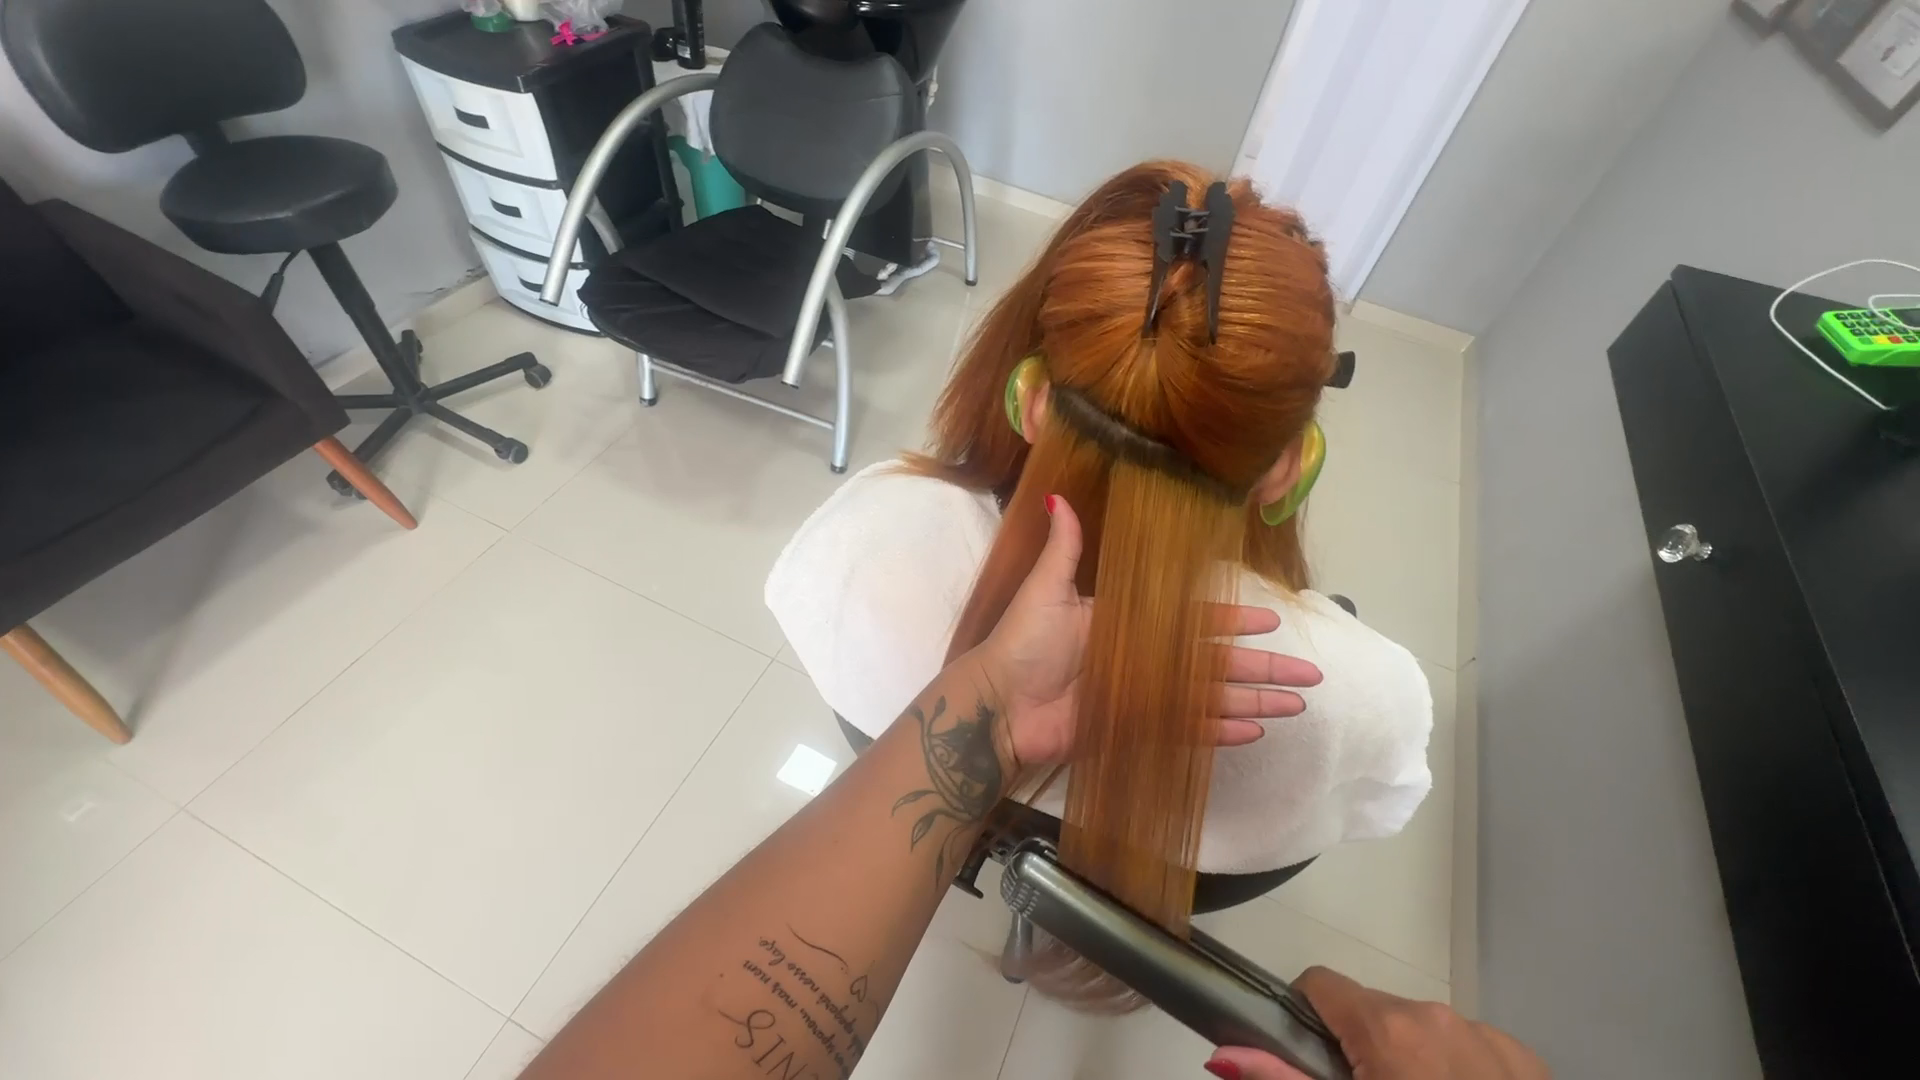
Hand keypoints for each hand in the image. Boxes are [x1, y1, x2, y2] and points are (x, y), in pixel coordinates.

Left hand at [967, 495, 1322, 767]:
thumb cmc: (1023, 644)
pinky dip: (1220, 732)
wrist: (999, 704)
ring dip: (1254, 701)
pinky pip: (1187, 731)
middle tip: (1310, 674)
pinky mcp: (1135, 730)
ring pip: (1211, 698)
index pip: (1194, 620)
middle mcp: (1143, 659)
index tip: (1272, 620)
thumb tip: (1054, 495)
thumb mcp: (1045, 589)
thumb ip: (1063, 548)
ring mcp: (1143, 697)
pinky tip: (1255, 731)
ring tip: (1296, 707)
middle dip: (1263, 667)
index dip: (1233, 621)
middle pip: (1216, 663)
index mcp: (1128, 623)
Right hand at [1203, 967, 1549, 1079]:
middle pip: (1370, 1010)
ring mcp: (1489, 1037)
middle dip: (1359, 1049)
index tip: (1312, 1063)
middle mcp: (1435, 1014)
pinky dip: (1458, 1073)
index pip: (1318, 983)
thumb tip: (1219, 1054)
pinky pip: (1472, 1049)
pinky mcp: (1530, 1063)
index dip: (1305, 1019)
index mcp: (1386, 1025)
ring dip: (1410, 1062)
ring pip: (1422, 1031)